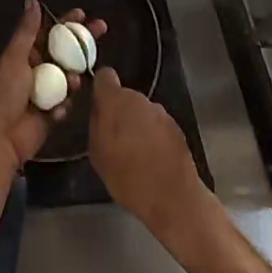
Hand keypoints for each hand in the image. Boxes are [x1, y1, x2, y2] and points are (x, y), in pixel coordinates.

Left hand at [0, 0, 105, 170]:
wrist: (1, 137)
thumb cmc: (4, 93)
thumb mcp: (15, 57)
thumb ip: (27, 31)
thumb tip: (32, 0)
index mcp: (24, 54)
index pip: (49, 33)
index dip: (65, 22)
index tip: (83, 14)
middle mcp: (36, 70)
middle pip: (64, 51)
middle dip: (81, 42)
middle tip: (101, 29)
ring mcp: (45, 91)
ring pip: (68, 77)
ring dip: (73, 77)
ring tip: (73, 81)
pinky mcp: (52, 112)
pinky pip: (66, 102)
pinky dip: (64, 104)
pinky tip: (57, 109)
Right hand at [90, 67, 212, 239]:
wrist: (171, 196)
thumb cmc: (126, 176)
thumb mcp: (97, 153)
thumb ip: (96, 123)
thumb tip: (99, 110)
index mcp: (115, 101)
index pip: (104, 76)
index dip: (101, 87)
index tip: (98, 103)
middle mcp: (139, 99)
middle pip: (124, 96)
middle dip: (119, 111)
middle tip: (114, 136)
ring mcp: (160, 111)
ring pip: (141, 110)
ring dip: (136, 123)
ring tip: (134, 150)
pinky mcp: (175, 125)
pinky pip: (156, 123)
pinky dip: (152, 133)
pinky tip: (151, 155)